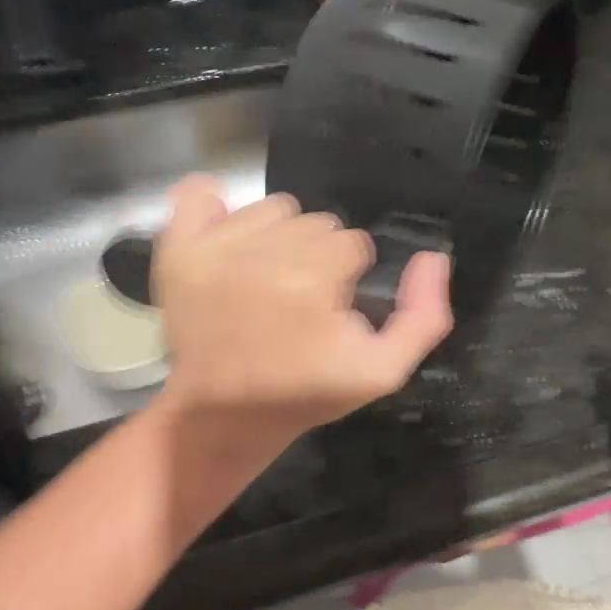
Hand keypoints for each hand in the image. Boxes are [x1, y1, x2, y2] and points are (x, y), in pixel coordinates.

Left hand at [152, 175, 453, 438]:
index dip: (348, 282)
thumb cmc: (303, 393)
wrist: (224, 416)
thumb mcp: (381, 373)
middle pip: (315, 223)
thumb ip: (422, 318)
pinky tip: (226, 246)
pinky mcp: (177, 249)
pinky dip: (216, 212)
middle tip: (298, 306)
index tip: (329, 315)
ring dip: (277, 239)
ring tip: (265, 284)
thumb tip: (433, 259)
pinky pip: (200, 193)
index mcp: (314, 278)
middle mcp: (263, 252)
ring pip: (271, 209)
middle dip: (316, 260)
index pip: (353, 245)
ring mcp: (214, 247)